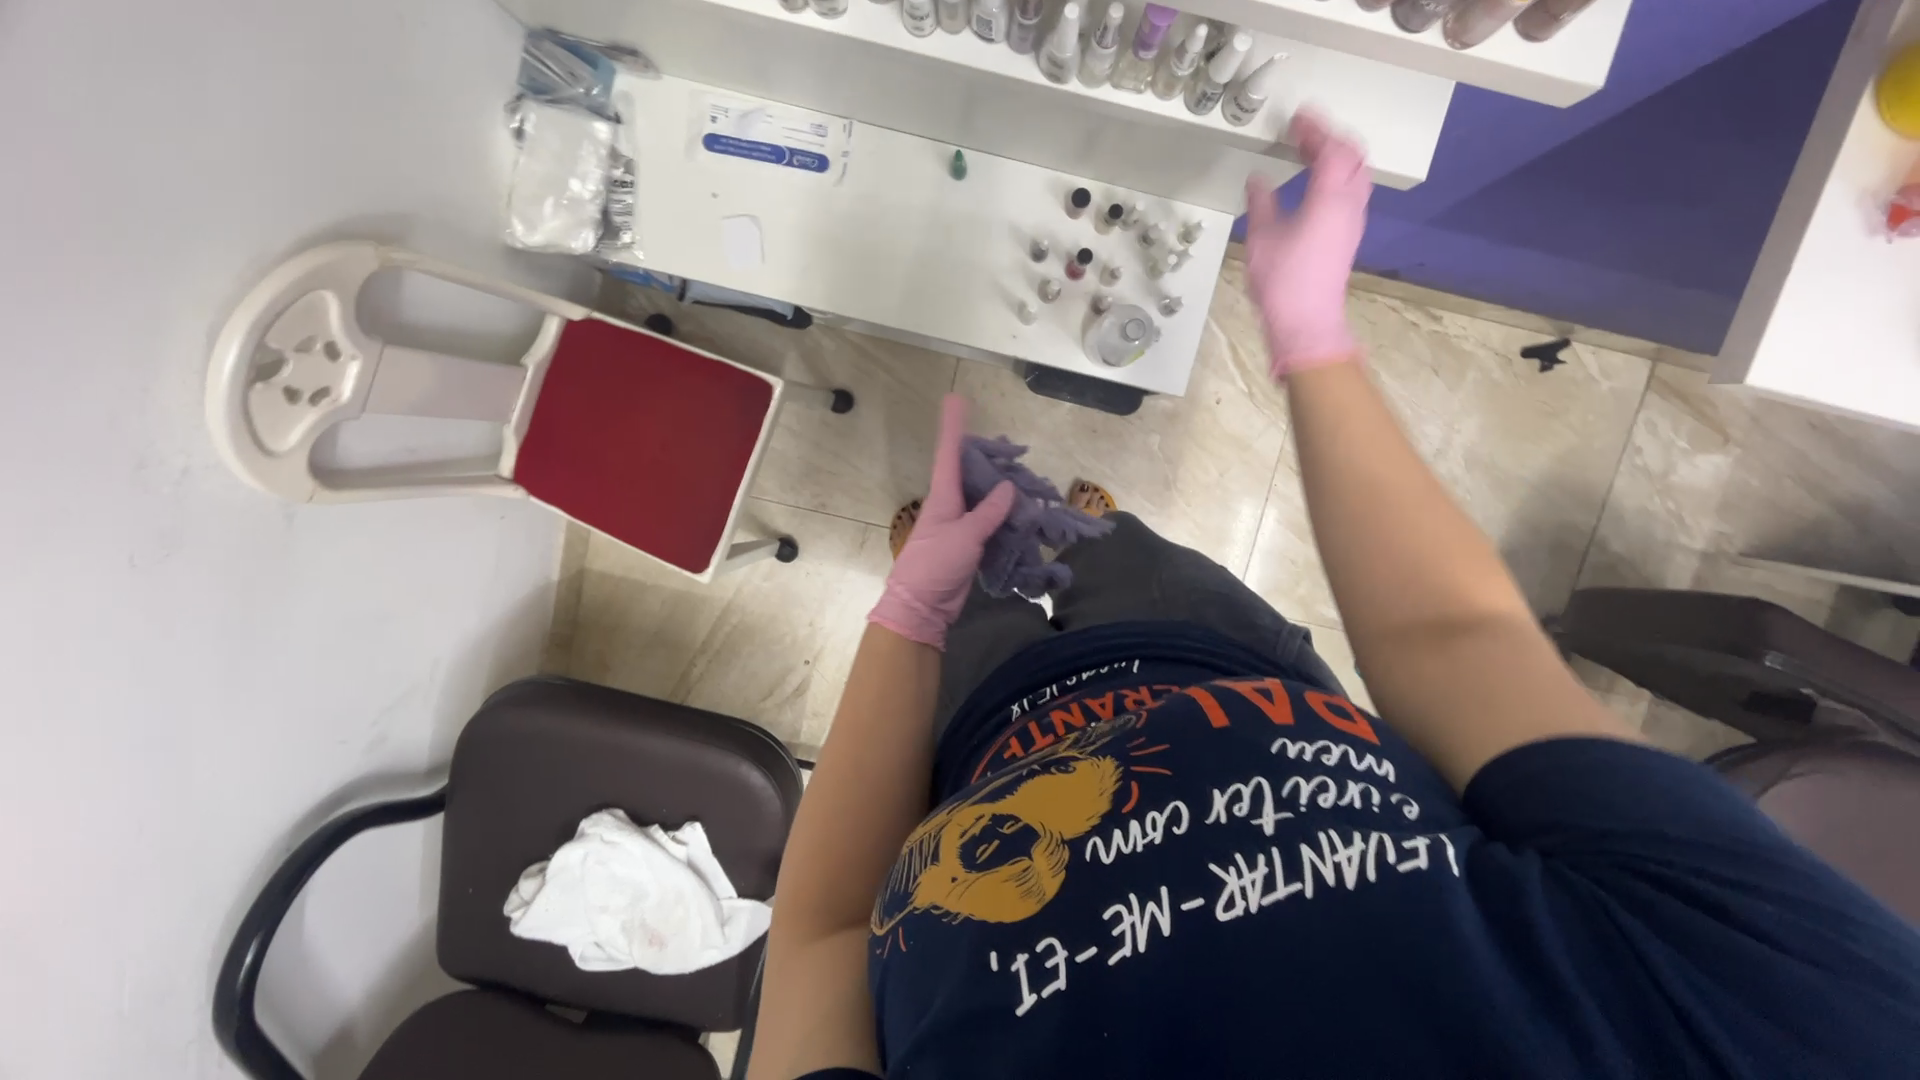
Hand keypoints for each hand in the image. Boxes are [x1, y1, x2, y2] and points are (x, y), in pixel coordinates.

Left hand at [868, 395, 1015, 649]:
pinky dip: (1005, 514)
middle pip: (969, 473)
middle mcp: (950, 505)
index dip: (953, 426)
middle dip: (988, 456)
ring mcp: (959, 525)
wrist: (922, 607)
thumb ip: (989, 513)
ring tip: (1024, 474)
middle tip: (1012, 446)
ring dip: (1000, 486)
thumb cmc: (935, 566)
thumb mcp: (964, 537)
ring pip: (982, 497)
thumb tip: (1010, 488)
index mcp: (942, 496)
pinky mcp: (968, 544)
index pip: (949, 454)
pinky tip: (1022, 510)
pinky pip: (989, 521)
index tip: (956, 399)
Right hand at [1243, 111, 1372, 378]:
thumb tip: (1258, 182)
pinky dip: (1337, 177)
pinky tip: (1315, 186)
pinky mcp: (1347, 237)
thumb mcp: (1262, 238)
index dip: (1316, 127)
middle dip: (1331, 137)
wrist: (1306, 323)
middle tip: (1305, 133)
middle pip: (1353, 155)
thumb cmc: (1284, 282)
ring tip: (1310, 154)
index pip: (1331, 147)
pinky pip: (1350, 193)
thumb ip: (1262, 203)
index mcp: (1330, 197)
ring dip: (1337, 157)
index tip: (1298, 118)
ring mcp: (1352, 222)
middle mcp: (1349, 204)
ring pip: (1356, 174)